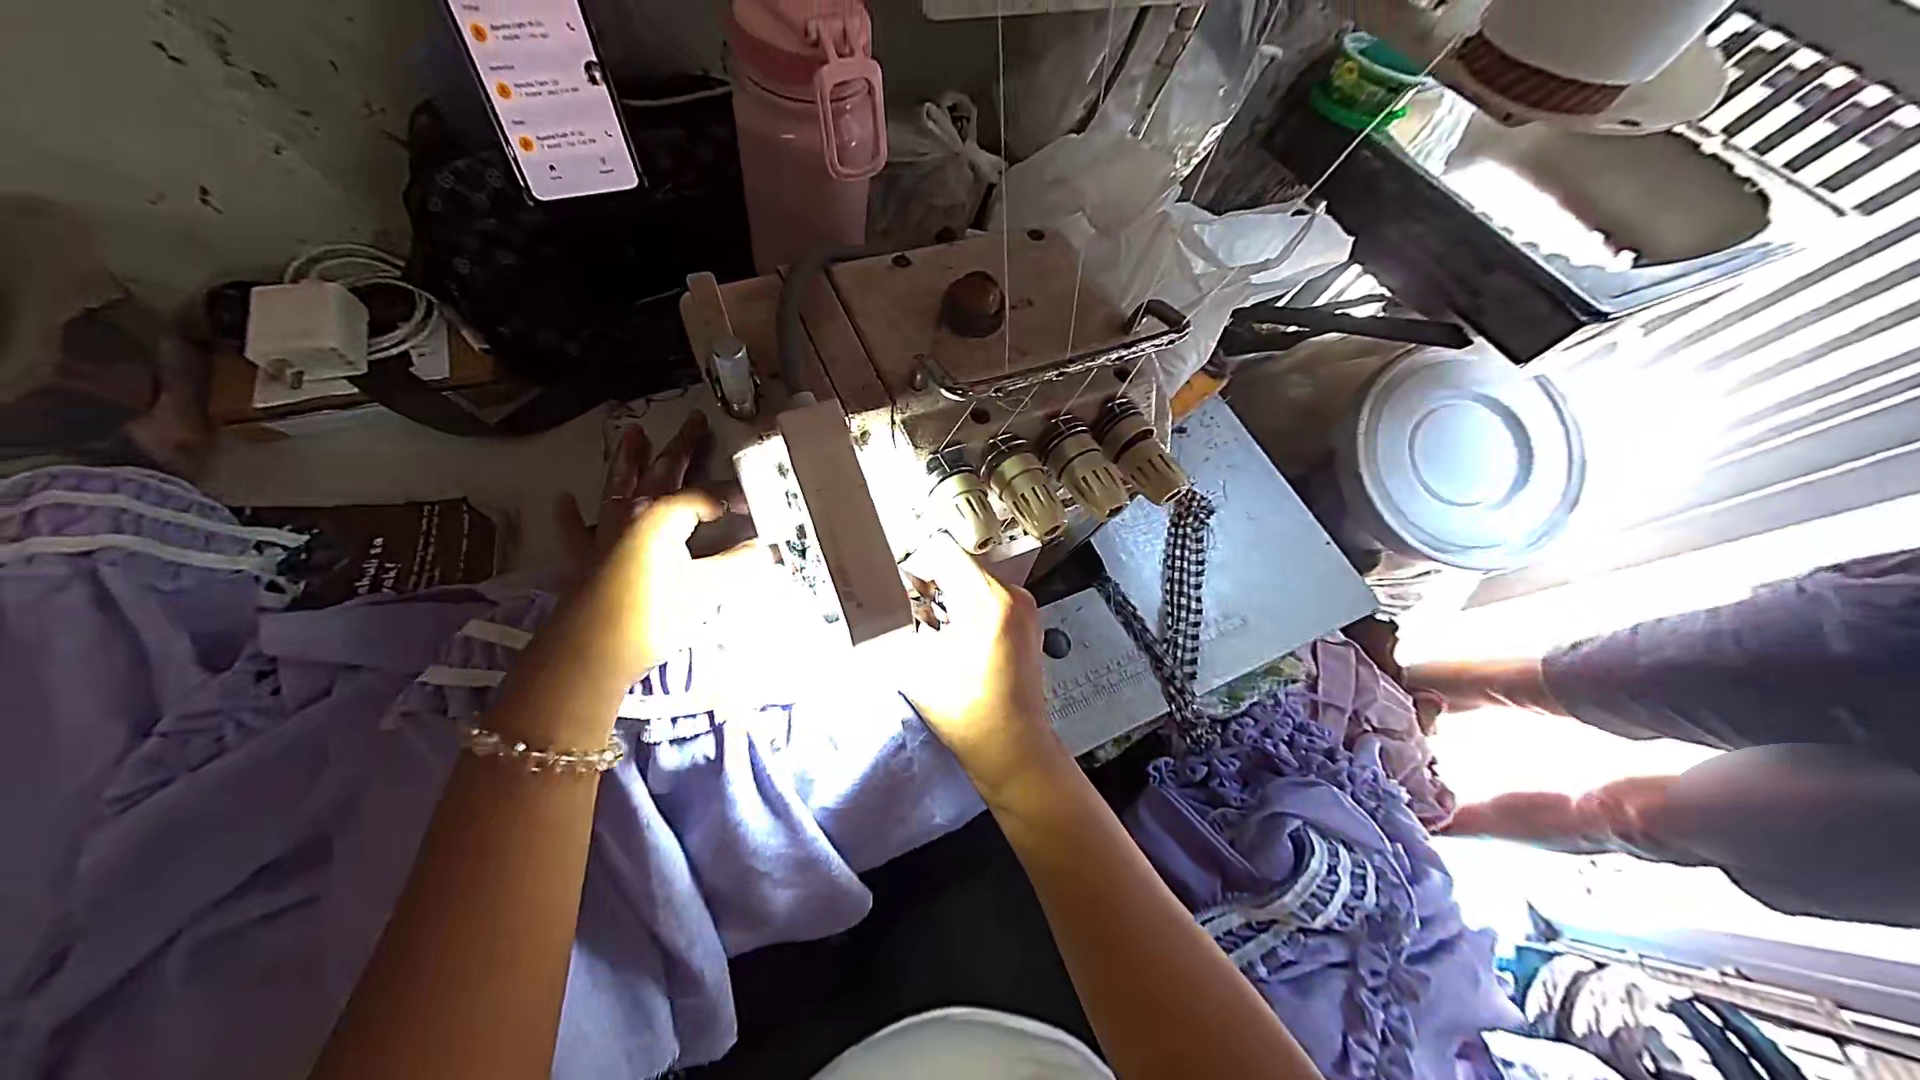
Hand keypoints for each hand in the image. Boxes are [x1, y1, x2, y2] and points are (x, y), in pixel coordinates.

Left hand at [553, 411, 766, 681]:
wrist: (590, 653)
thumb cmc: (653, 615)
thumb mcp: (705, 590)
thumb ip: (737, 564)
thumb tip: (770, 549)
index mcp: (664, 516)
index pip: (705, 497)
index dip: (732, 498)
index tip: (756, 506)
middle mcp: (633, 514)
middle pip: (663, 472)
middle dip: (682, 446)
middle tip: (695, 419)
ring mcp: (606, 533)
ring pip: (620, 486)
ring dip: (628, 459)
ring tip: (632, 432)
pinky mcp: (587, 558)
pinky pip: (577, 529)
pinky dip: (571, 514)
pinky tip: (564, 499)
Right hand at [889, 534, 1068, 804]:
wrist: (1012, 747)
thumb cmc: (973, 716)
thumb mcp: (917, 664)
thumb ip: (894, 623)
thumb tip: (874, 601)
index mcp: (990, 599)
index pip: (942, 551)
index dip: (911, 565)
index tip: (897, 583)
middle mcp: (1014, 597)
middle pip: (957, 565)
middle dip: (927, 586)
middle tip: (909, 614)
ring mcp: (1024, 610)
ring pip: (971, 583)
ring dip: (945, 599)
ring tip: (932, 632)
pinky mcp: (1024, 625)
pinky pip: (987, 600)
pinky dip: (964, 611)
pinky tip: (953, 641)